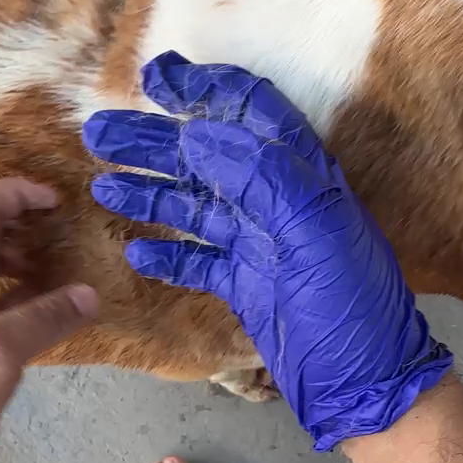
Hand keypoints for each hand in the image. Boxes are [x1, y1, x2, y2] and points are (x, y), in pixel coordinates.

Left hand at [0, 179, 98, 462]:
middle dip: (13, 216)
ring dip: (19, 253)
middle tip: (52, 222)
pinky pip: (0, 301)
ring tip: (55, 261)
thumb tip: (91, 294)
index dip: (13, 195)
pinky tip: (51, 306)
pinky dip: (25, 293)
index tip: (54, 200)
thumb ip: (46, 318)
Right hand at [82, 52, 450, 450]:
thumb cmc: (351, 309)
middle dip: (155, 143)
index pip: (251, 113)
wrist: (362, 383)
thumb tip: (202, 135)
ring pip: (196, 209)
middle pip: (208, 159)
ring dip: (151, 194)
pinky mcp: (247, 287)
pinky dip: (169, 255)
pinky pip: (200, 262)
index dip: (205, 90)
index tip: (156, 79)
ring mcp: (259, 247)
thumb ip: (263, 178)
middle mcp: (276, 205)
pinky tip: (138, 251)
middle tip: (100, 135)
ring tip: (105, 187)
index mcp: (302, 179)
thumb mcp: (316, 234)